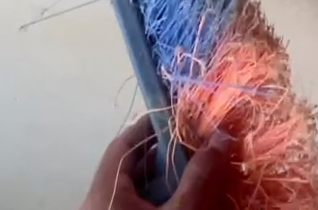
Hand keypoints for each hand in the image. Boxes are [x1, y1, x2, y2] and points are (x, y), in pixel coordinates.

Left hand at [79, 117, 228, 209]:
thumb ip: (198, 175)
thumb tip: (223, 135)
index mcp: (103, 192)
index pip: (123, 143)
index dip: (152, 126)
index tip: (180, 116)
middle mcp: (95, 203)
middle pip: (129, 165)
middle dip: (163, 153)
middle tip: (194, 145)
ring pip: (132, 188)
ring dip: (162, 178)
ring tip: (192, 173)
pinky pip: (131, 205)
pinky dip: (155, 198)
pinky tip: (179, 200)